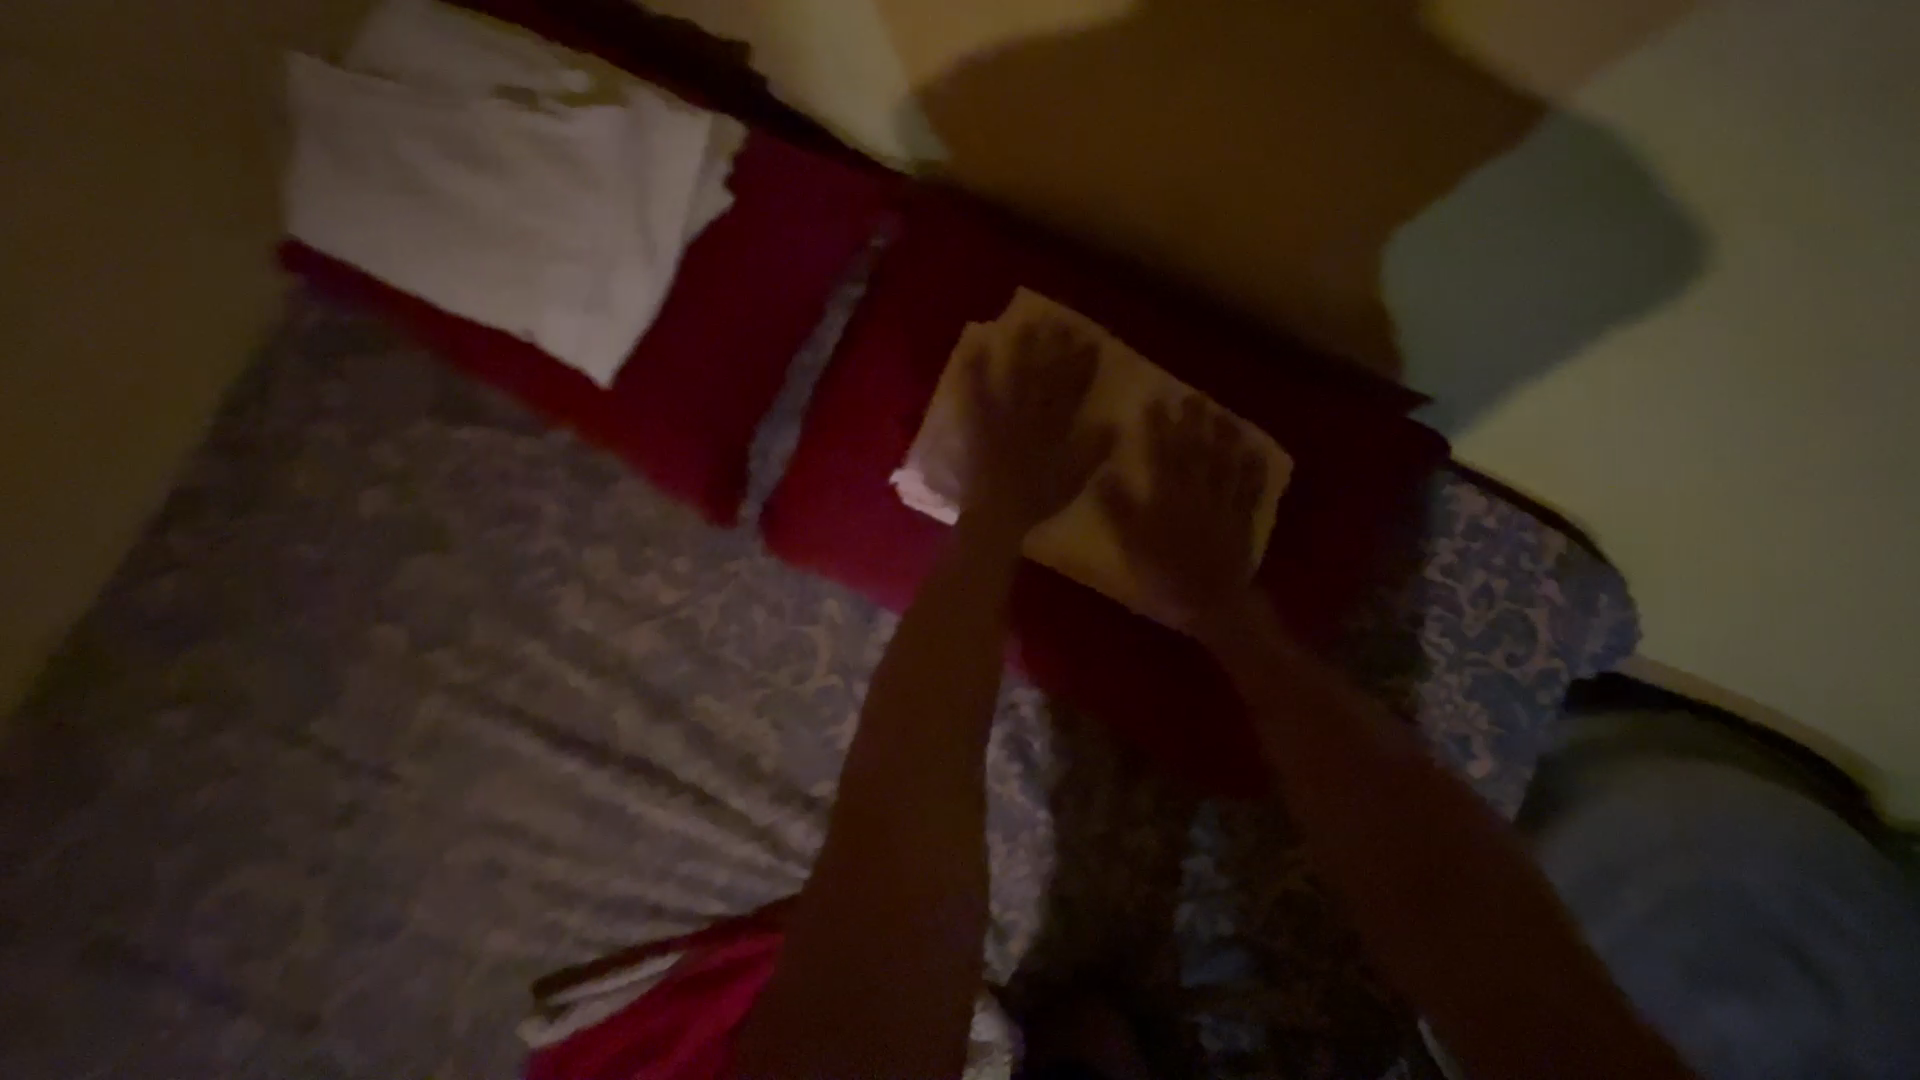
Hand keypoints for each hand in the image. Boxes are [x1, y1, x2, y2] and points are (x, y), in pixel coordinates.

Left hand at [961, 319, 1115, 538]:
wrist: (998, 515)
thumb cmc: (1039, 500)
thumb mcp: (1075, 478)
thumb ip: (1095, 450)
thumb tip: (1112, 423)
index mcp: (1056, 427)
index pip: (1073, 389)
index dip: (1083, 366)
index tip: (1092, 342)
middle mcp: (1031, 414)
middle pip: (1046, 376)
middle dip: (1056, 349)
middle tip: (1063, 323)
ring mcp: (1003, 417)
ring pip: (1016, 376)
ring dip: (1022, 350)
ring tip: (1026, 325)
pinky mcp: (980, 425)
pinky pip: (976, 393)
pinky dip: (975, 371)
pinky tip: (974, 349)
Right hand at [1099, 396, 1268, 632]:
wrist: (1211, 602)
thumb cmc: (1164, 575)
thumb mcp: (1130, 544)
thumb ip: (1118, 508)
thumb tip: (1105, 472)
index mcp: (1167, 497)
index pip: (1161, 453)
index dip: (1158, 426)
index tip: (1155, 400)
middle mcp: (1197, 493)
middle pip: (1196, 450)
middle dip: (1192, 421)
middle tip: (1191, 396)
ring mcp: (1223, 505)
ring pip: (1225, 463)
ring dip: (1224, 436)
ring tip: (1222, 414)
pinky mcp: (1242, 520)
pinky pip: (1249, 489)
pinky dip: (1253, 468)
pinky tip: (1255, 452)